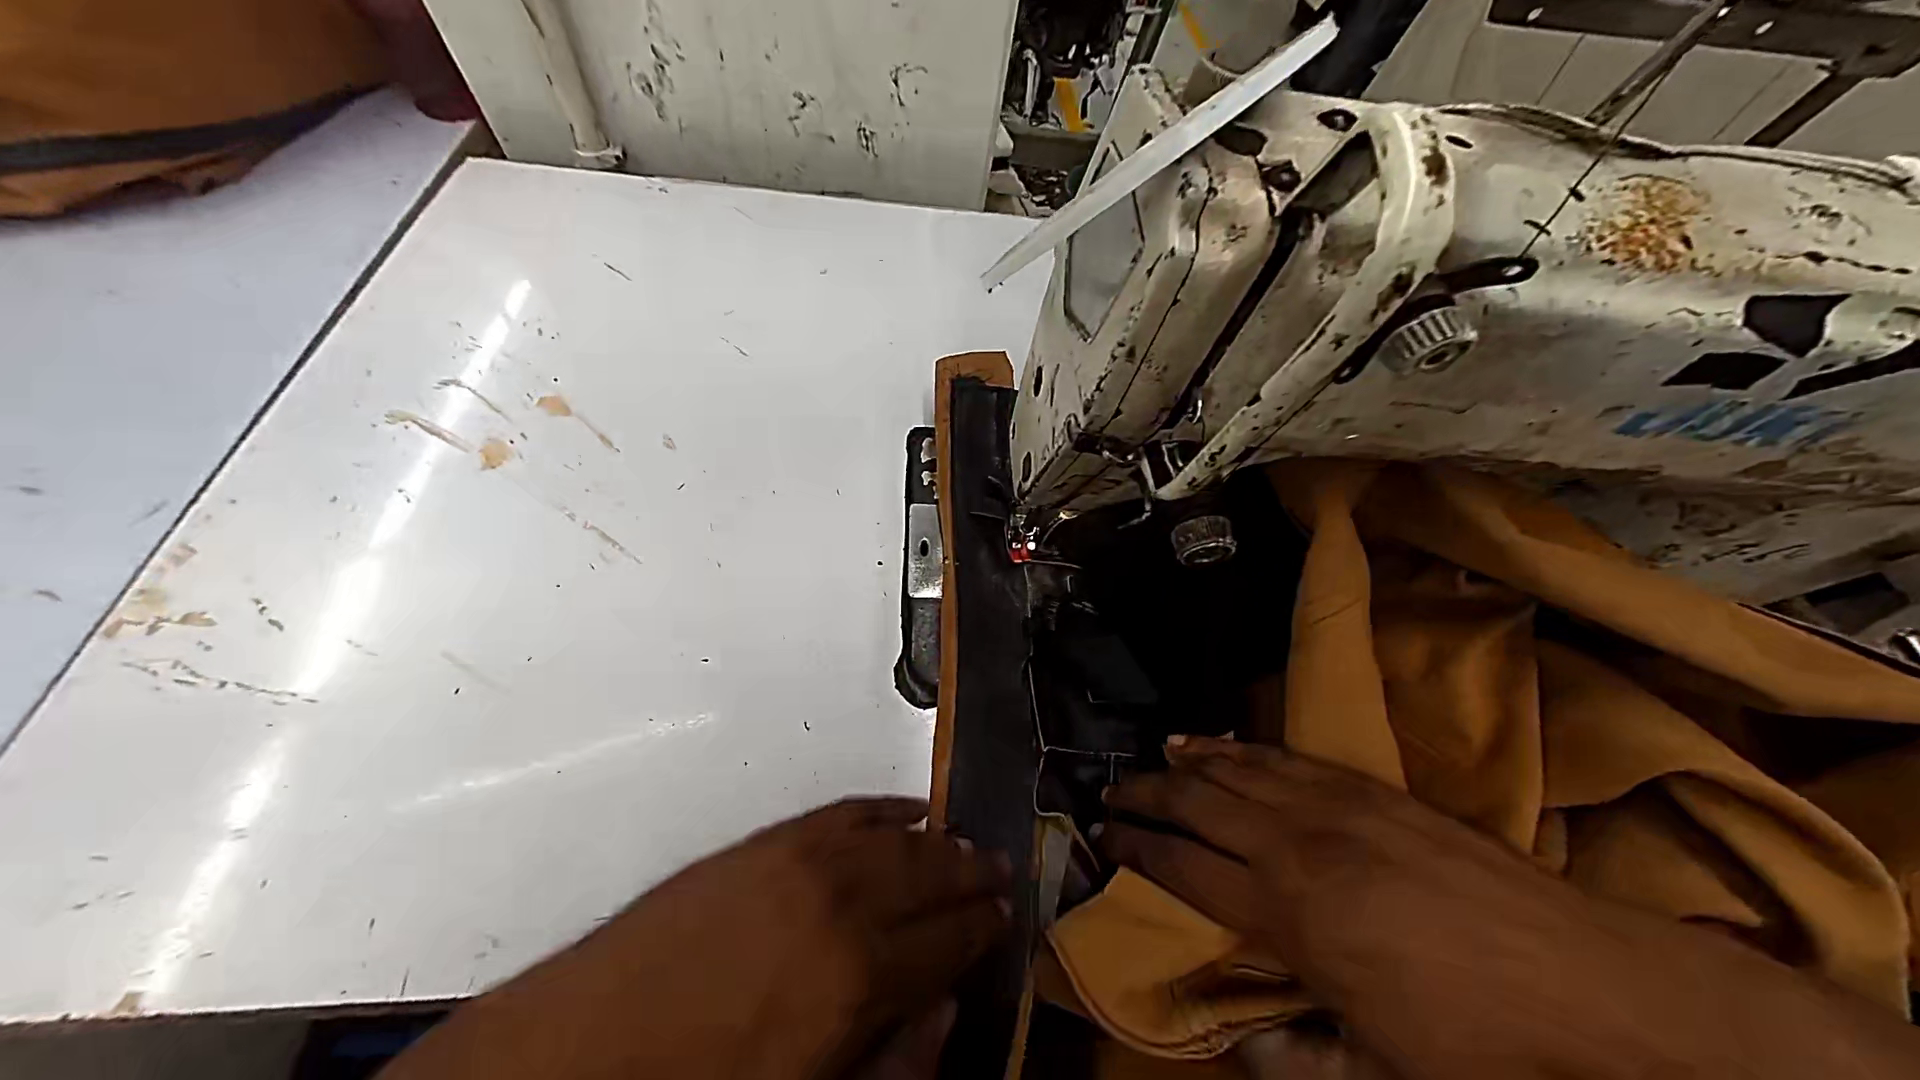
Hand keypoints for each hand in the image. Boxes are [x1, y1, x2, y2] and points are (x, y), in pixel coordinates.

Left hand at [384, 798, 1010, 1079]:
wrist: (585, 1052)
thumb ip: (893, 1060)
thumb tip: (945, 1007)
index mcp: (858, 977)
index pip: (949, 938)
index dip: (983, 929)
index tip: (1005, 919)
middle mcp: (840, 901)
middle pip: (929, 874)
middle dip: (971, 873)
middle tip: (1000, 870)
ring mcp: (800, 860)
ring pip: (895, 835)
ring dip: (938, 838)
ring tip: (965, 842)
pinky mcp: (765, 841)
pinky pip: (843, 811)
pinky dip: (882, 808)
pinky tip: (905, 808)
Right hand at [1101, 736, 1919, 1079]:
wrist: (1603, 991)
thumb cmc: (1482, 1046)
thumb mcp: (1382, 1075)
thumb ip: (1296, 1060)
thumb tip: (1236, 1041)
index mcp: (1288, 915)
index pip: (1184, 866)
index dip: (1137, 847)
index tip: (1105, 835)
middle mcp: (1296, 846)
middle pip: (1197, 804)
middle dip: (1145, 794)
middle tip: (1112, 790)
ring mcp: (1335, 808)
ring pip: (1237, 769)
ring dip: (1188, 762)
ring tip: (1155, 755)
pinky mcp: (1372, 790)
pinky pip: (1288, 757)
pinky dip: (1244, 748)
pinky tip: (1225, 744)